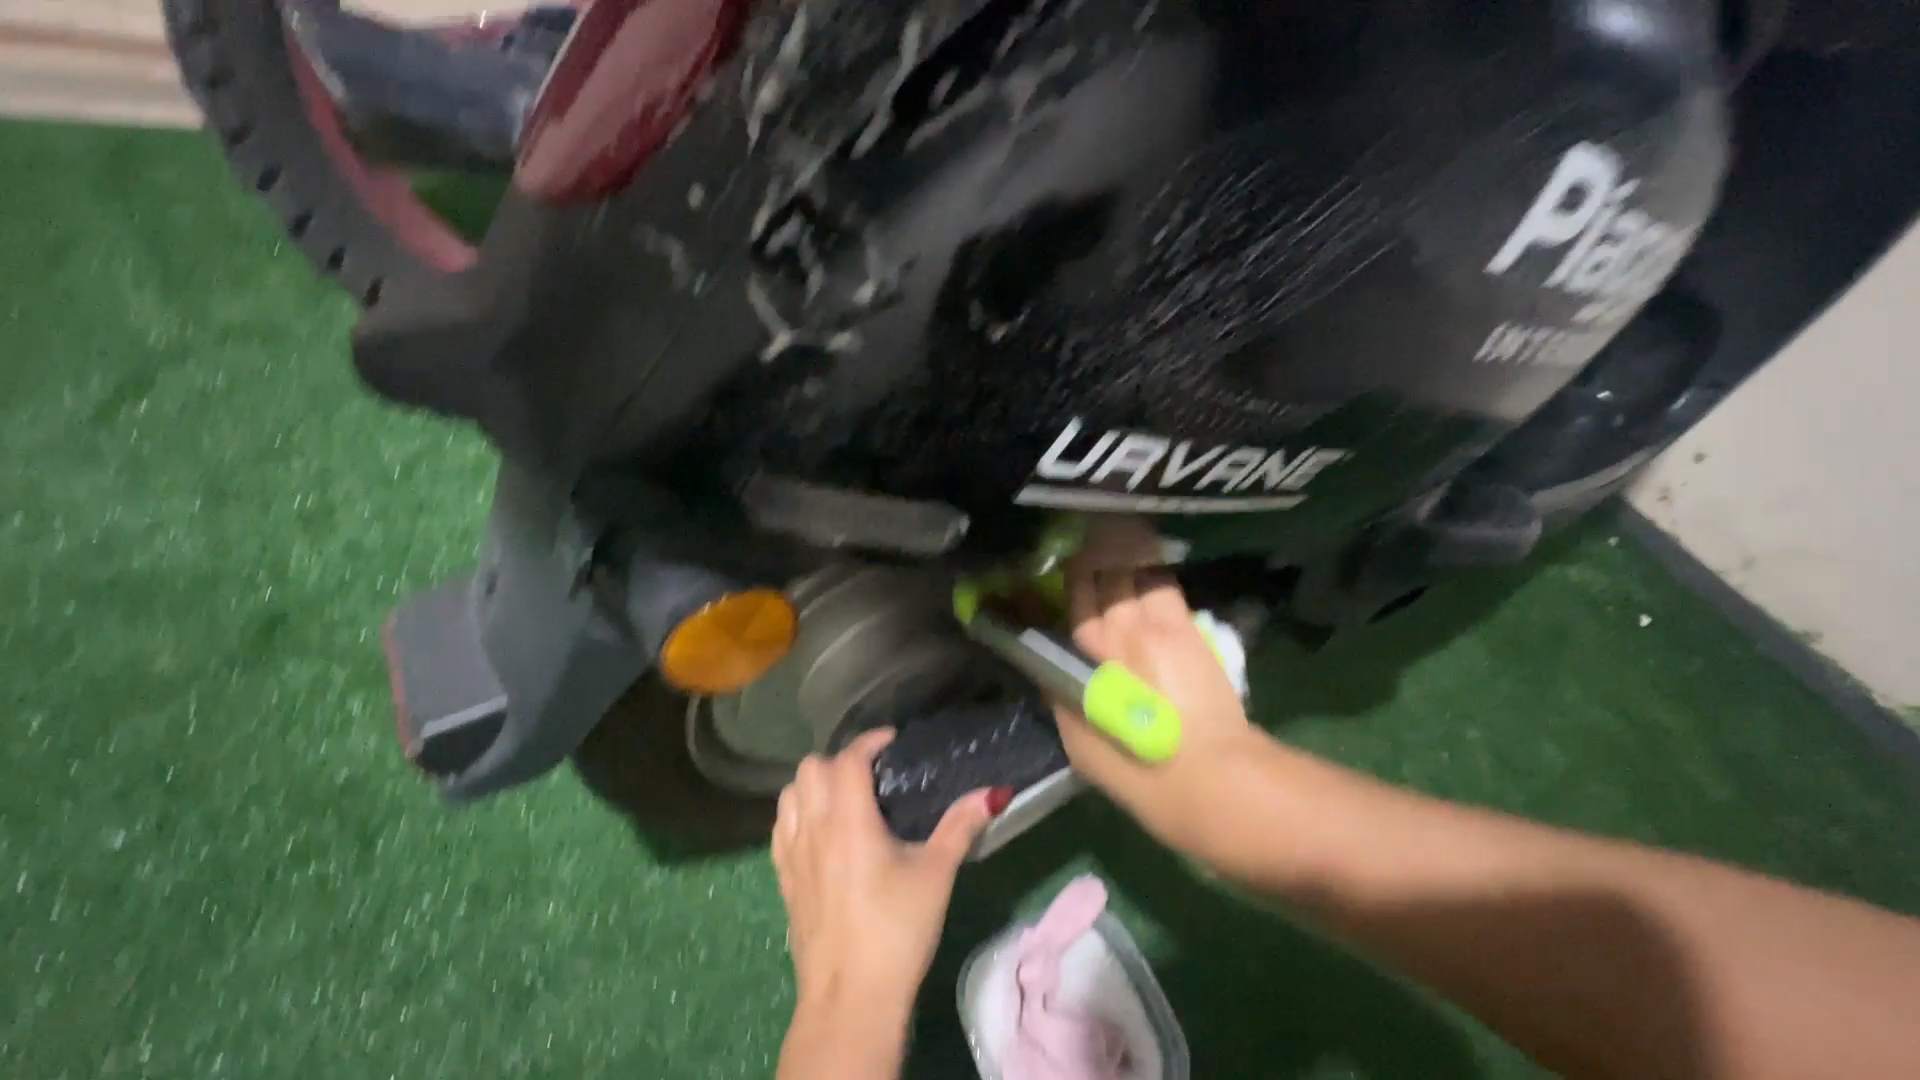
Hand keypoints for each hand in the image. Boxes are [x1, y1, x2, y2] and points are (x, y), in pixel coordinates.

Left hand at [772, 729, 1000, 1015]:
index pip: (848, 759)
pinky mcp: (783, 880)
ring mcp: (791, 855)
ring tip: (844, 799)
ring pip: (788, 794)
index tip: (891, 742)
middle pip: (810, 768)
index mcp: (848, 819)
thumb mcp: (937, 875)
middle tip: (871, 775)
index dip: (869, 741)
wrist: (851, 997)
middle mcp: (813, 828)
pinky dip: (797, 814)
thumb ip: (961, 827)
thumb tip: (994, 792)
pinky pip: (780, 828)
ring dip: (813, 785)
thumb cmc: (897, 930)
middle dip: (839, 760)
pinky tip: (820, 832)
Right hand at [1055, 519, 1253, 831]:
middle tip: (1089, 543)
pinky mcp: (1187, 627)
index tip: (1064, 568)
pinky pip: (1161, 581)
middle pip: (1097, 576)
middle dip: (1091, 556)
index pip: (1068, 602)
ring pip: (1129, 570)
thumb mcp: (1079, 745)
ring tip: (1116, 536)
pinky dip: (1149, 566)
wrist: (1209, 776)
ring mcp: (1152, 623)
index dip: (1067, 580)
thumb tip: (1050, 673)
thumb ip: (1061, 700)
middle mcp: (1111, 631)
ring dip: (1121, 551)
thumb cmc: (1139, 771)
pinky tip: (1146, 554)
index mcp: (1080, 661)